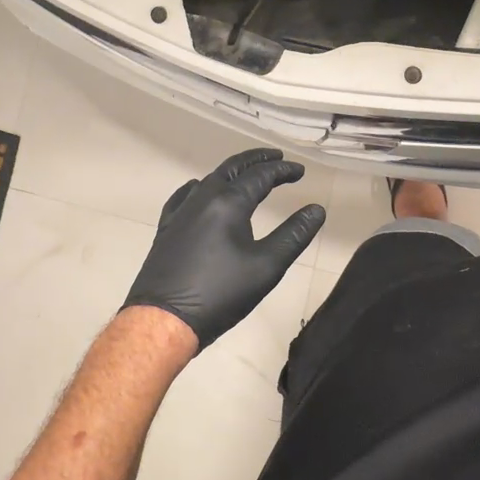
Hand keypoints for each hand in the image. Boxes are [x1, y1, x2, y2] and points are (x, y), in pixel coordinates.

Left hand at [122, 149, 325, 348]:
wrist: (163, 321)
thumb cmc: (220, 294)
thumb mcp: (267, 267)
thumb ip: (294, 235)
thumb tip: (317, 210)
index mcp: (229, 203)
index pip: (261, 175)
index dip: (283, 171)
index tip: (300, 171)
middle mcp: (204, 198)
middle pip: (233, 167)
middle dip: (257, 160)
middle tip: (276, 158)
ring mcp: (181, 212)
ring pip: (210, 179)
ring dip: (232, 172)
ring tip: (247, 175)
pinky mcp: (166, 229)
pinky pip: (185, 196)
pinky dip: (201, 187)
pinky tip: (200, 191)